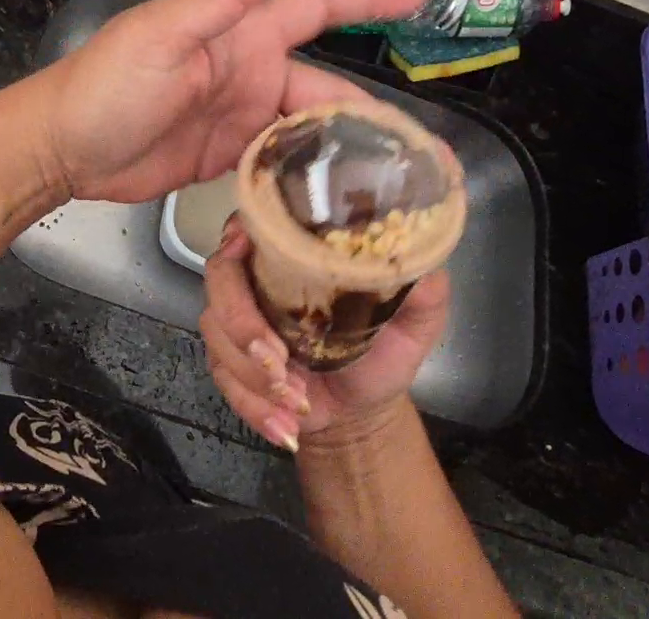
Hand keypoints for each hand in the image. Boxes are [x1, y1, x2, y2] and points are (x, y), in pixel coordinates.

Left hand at [35, 0, 426, 203]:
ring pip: (310, 130)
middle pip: (329, 86)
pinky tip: (335, 201)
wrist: (65, 150)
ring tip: (389, 187)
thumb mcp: (165, 35)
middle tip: (420, 150)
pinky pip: (281, 163)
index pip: (319, 7)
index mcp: (243, 33)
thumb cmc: (107, 86)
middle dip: (372, 112)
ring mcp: (241, 116)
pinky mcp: (228, 155)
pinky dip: (308, 177)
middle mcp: (251, 71)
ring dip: (345, 152)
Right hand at [199, 219, 448, 451]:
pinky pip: (222, 378)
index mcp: (291, 253)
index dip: (240, 236)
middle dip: (244, 324)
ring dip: (253, 376)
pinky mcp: (224, 360)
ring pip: (217, 332)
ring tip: (298, 404)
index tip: (245, 253)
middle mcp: (253, 276)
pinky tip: (285, 425)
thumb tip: (431, 271)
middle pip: (220, 279)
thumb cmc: (379, 351)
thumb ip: (422, 295)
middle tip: (280, 365)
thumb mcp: (411, 325)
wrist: (359, 410)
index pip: (250, 224)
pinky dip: (253, 406)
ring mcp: (231, 317)